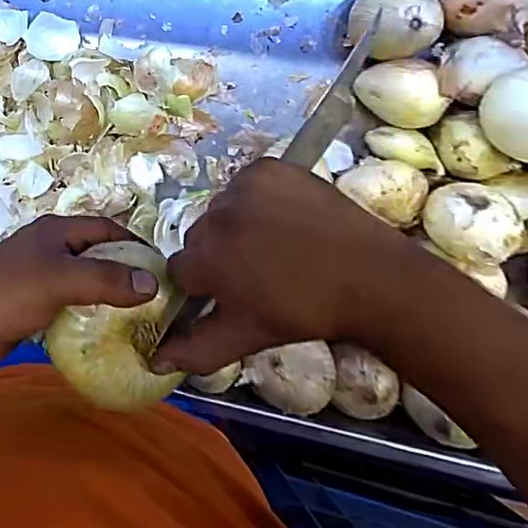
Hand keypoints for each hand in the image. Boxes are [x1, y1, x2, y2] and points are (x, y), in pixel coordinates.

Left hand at [0, 214, 158, 364]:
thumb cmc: (10, 293)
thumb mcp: (62, 281)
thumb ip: (107, 279)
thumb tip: (152, 282)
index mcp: (56, 230)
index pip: (106, 227)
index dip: (134, 243)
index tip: (160, 268)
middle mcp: (49, 246)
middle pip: (97, 253)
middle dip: (124, 270)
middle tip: (153, 296)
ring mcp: (40, 273)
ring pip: (84, 278)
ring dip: (106, 293)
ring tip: (136, 315)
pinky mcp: (33, 299)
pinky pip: (70, 299)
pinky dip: (88, 310)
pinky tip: (104, 329)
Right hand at [153, 158, 420, 375]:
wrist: (370, 276)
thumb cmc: (306, 311)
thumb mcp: (248, 335)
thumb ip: (197, 349)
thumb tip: (156, 360)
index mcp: (205, 259)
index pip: (181, 268)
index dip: (204, 282)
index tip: (231, 288)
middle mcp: (215, 217)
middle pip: (200, 235)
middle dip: (219, 252)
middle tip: (256, 269)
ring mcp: (242, 187)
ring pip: (222, 208)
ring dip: (238, 223)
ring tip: (276, 242)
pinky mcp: (267, 168)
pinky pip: (246, 183)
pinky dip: (257, 197)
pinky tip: (284, 217)